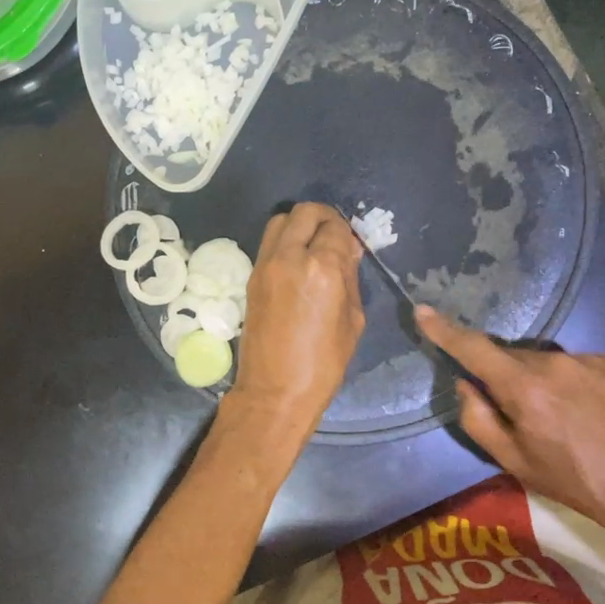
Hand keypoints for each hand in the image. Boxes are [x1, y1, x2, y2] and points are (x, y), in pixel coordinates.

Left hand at [232, 204, 365, 428]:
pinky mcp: (251, 278)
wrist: (275, 390)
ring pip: (280, 222)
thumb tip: (347, 252)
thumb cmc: (323, 364)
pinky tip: (297, 264)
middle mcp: (290, 258)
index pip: (336, 228)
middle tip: (333, 236)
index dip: (347, 234)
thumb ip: (350, 279)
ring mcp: (265, 266)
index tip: (351, 247)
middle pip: (305, 213)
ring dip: (299, 226)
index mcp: (322, 269)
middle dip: (323, 218)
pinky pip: (268, 244)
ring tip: (313, 247)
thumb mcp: (353, 321)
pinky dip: (284, 242)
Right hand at [415, 306, 604, 544]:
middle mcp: (554, 363)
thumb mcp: (511, 460)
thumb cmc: (571, 480)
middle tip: (507, 411)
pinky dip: (561, 380)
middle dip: (498, 374)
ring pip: (539, 359)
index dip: (445, 331)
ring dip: (531, 378)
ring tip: (550, 417)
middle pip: (507, 356)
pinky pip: (569, 364)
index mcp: (524, 389)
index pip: (474, 349)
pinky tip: (578, 410)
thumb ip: (477, 419)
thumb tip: (465, 385)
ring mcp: (586, 360)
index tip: (422, 311)